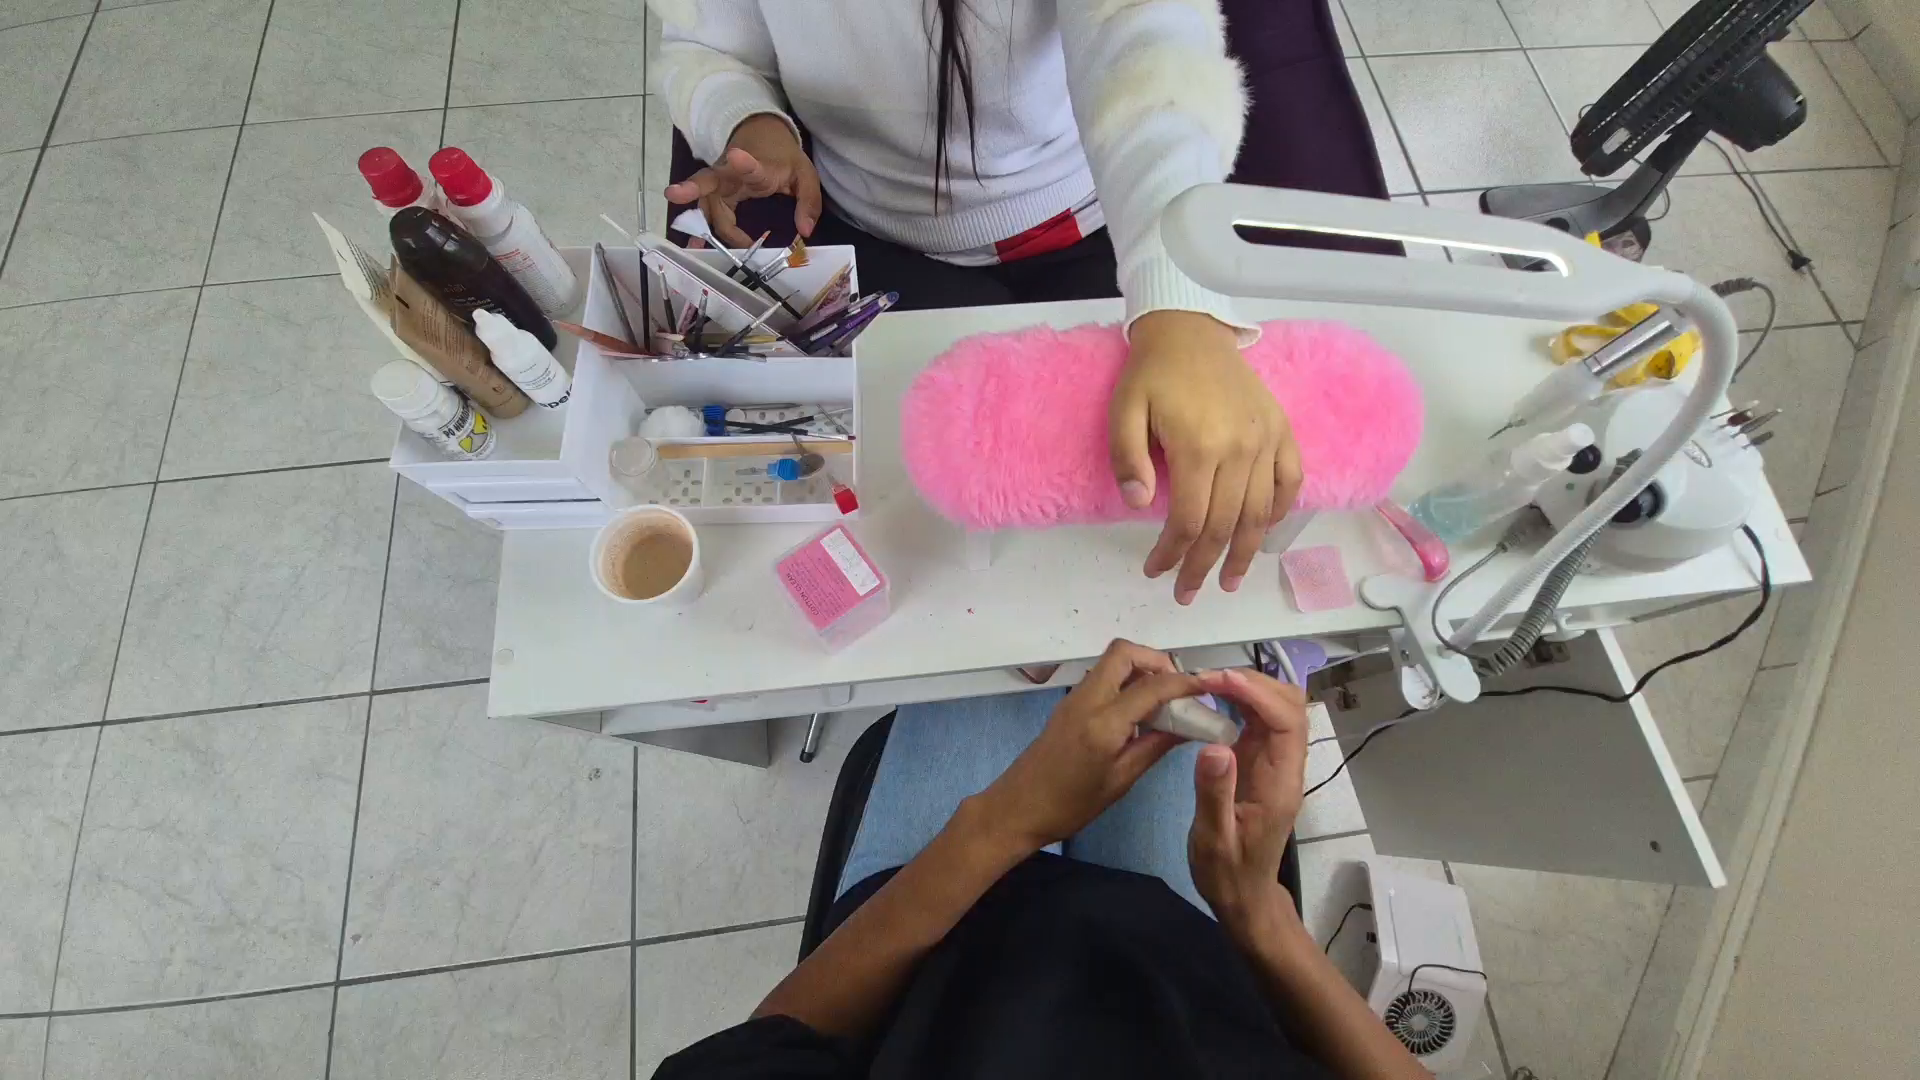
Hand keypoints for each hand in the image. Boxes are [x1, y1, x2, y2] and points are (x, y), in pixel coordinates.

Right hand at [664, 114, 822, 246]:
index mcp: (757, 165)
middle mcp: (732, 174)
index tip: (736, 157)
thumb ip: (809, 202)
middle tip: (674, 193)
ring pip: (706, 203)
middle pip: (710, 181)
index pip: (751, 165)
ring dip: (698, 222)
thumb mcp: (805, 176)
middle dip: (693, 187)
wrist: (762, 134)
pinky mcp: (717, 194)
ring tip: (693, 244)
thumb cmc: (784, 158)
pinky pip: (708, 213)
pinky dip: (701, 229)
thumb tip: (805, 232)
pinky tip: (695, 246)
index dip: (744, 163)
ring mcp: (721, 184)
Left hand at [967, 640, 1206, 851]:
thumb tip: (1187, 726)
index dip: (1184, 682)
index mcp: (1103, 722)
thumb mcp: (1121, 781)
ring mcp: (1074, 698)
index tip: (1207, 686)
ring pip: (1111, 662)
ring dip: (1140, 669)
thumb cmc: (1071, 804)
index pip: (1151, 686)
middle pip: (1123, 652)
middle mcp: (1087, 699)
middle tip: (1178, 689)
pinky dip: (1125, 681)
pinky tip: (1140, 711)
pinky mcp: (1068, 704)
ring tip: (1164, 701)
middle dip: (1157, 661)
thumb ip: (1154, 747)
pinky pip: (1102, 678)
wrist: (1018, 807)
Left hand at [1111, 311, 1302, 604]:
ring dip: (1246, 554)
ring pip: (1260, 513)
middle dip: (1204, 566)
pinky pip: (1290, 482)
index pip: (1189, 520)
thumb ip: (1128, 458)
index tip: (1155, 572)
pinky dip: (1279, 512)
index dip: (1173, 554)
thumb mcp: (1123, 411)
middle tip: (1187, 593)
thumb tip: (1140, 505)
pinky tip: (1262, 534)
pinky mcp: (1282, 430)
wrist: (1190, 331)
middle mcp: (1241, 448)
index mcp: (1199, 446)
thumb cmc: (1150, 374)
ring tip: (1231, 582)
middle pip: (1226, 526)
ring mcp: (1267, 440)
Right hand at [1187, 669, 1309, 946]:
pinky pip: (1258, 718)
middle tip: (1207, 677)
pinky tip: (1211, 696)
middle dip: (1254, 681)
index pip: (1286, 723)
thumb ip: (1214, 794)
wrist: (1242, 895)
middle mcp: (1284, 766)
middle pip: (1290, 706)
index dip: (1257, 693)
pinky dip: (1238, 698)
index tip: (1218, 680)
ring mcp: (1273, 761)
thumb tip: (1214, 747)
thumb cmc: (1227, 872)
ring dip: (1248, 686)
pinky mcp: (1258, 760)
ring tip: (1206, 681)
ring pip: (1277, 707)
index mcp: (1280, 784)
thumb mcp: (1213, 839)